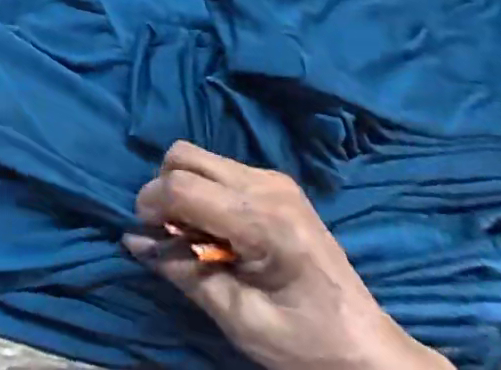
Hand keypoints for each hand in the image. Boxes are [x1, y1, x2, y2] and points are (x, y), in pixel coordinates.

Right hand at [125, 142, 454, 369]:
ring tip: (195, 239)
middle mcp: (266, 183)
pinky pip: (221, 169)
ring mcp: (274, 178)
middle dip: (163, 190)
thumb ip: (185, 273)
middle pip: (185, 155)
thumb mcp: (239, 319)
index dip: (150, 205)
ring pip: (201, 157)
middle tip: (169, 237)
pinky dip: (204, 191)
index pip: (183, 185)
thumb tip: (135, 240)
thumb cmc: (304, 343)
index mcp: (261, 219)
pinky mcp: (277, 183)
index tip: (146, 237)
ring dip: (183, 189)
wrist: (365, 345)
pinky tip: (218, 233)